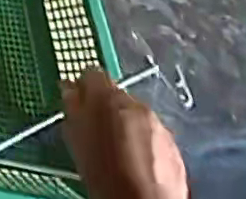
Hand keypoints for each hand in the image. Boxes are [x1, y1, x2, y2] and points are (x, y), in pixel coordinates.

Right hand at [61, 70, 187, 198]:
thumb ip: (72, 106)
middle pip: (116, 95)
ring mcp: (158, 125)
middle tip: (97, 132)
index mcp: (107, 96)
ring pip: (136, 116)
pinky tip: (137, 164)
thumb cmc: (103, 172)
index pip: (91, 73)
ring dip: (127, 125)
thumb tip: (70, 90)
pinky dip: (145, 143)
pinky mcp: (175, 148)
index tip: (78, 103)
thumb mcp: (76, 138)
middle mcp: (135, 104)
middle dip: (107, 108)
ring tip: (119, 152)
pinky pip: (153, 136)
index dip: (84, 87)